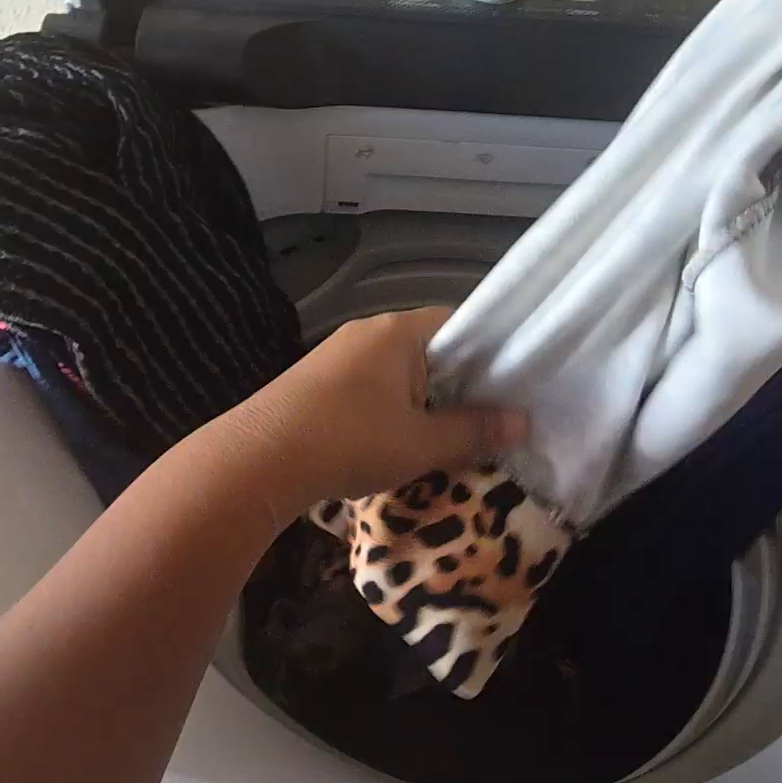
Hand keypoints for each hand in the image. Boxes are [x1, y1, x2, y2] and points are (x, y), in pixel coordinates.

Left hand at [201, 307, 527, 514]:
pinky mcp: (315, 380)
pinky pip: (368, 385)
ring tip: (440, 436)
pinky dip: (388, 408)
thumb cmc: (350, 440)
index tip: (508, 389)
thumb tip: (522, 422)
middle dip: (455, 384)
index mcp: (398, 331)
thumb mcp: (422, 443)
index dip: (489, 354)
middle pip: (428, 348)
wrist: (258, 458)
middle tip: (482, 420)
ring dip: (420, 400)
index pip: (459, 324)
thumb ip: (474, 430)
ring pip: (396, 370)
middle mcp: (367, 331)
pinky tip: (390, 440)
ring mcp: (336, 354)